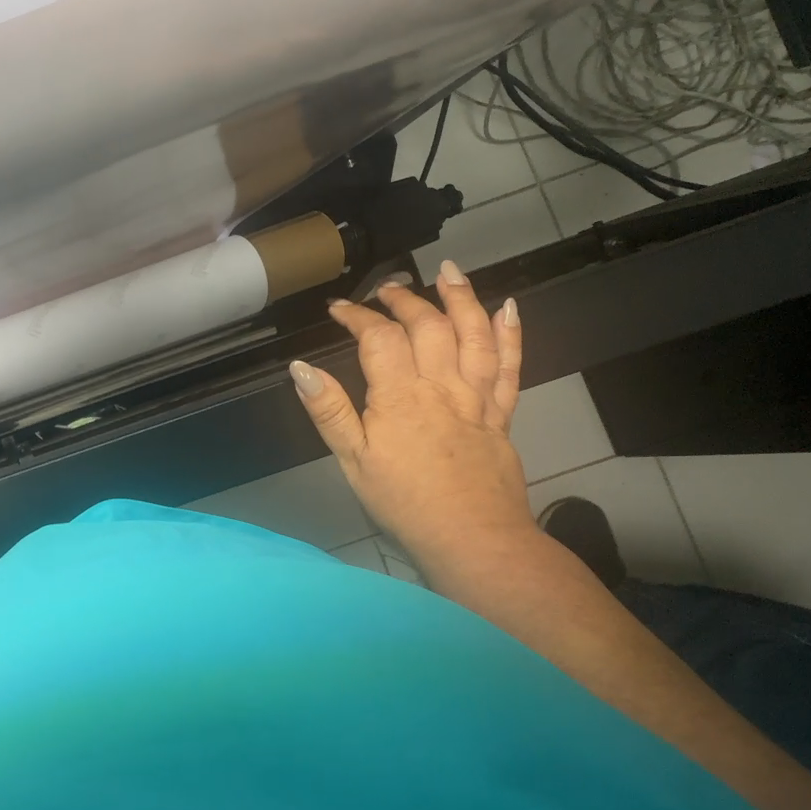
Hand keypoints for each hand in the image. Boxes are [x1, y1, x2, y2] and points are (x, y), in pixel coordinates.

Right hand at [290, 261, 534, 568]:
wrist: (472, 536)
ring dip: (461, 299)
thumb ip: (329, 411)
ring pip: (474, 336)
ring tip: (449, 272)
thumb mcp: (351, 459)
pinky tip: (507, 309)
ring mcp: (477, 398)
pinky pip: (509, 365)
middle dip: (404, 301)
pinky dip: (509, 334)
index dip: (358, 318)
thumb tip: (301, 368)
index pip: (379, 340)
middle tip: (385, 288)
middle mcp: (442, 387)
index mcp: (400, 398)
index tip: (338, 309)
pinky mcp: (500, 414)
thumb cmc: (401, 501)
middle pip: (428, 327)